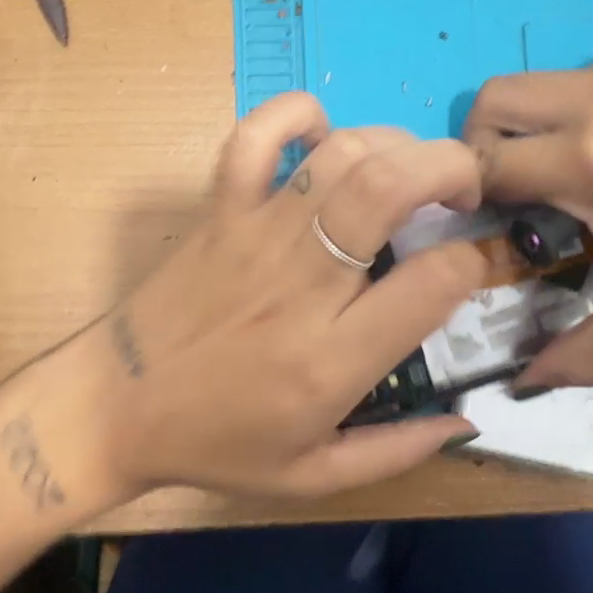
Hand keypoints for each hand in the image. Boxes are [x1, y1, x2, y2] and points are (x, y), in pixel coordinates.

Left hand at [72, 93, 489, 499]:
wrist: (113, 408)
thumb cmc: (216, 444)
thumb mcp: (313, 476)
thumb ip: (397, 451)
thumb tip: (467, 421)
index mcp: (332, 358)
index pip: (434, 281)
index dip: (477, 260)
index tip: (479, 262)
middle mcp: (300, 284)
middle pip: (389, 188)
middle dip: (450, 168)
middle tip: (463, 190)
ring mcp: (255, 235)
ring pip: (338, 156)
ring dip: (393, 143)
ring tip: (408, 169)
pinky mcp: (218, 211)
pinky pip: (254, 136)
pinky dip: (297, 116)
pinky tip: (323, 136)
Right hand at [463, 20, 592, 387]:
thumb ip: (577, 353)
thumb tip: (518, 389)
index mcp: (592, 157)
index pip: (482, 161)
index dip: (471, 190)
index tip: (490, 213)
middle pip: (498, 96)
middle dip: (488, 138)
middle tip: (523, 179)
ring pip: (565, 81)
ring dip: (564, 120)